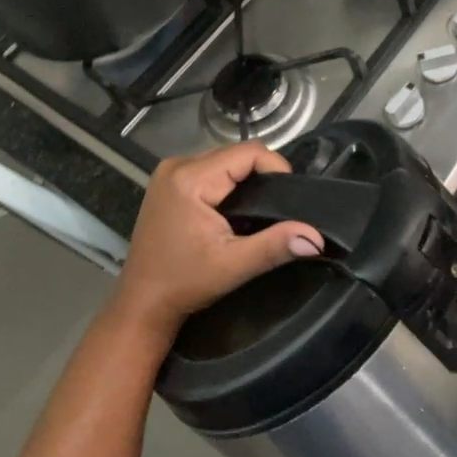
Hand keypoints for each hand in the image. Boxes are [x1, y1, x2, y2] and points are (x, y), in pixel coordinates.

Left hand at [115, 142, 323, 333]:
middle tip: (273, 211)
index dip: (276, 168)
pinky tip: (232, 212)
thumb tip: (315, 237)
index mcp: (190, 178)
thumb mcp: (233, 266)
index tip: (288, 200)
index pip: (249, 152)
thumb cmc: (184, 284)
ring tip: (255, 213)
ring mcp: (169, 172)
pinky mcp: (168, 183)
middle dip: (260, 177)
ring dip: (243, 181)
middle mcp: (177, 165)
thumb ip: (275, 245)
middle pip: (236, 153)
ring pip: (224, 160)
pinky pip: (209, 169)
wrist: (141, 304)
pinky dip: (226, 185)